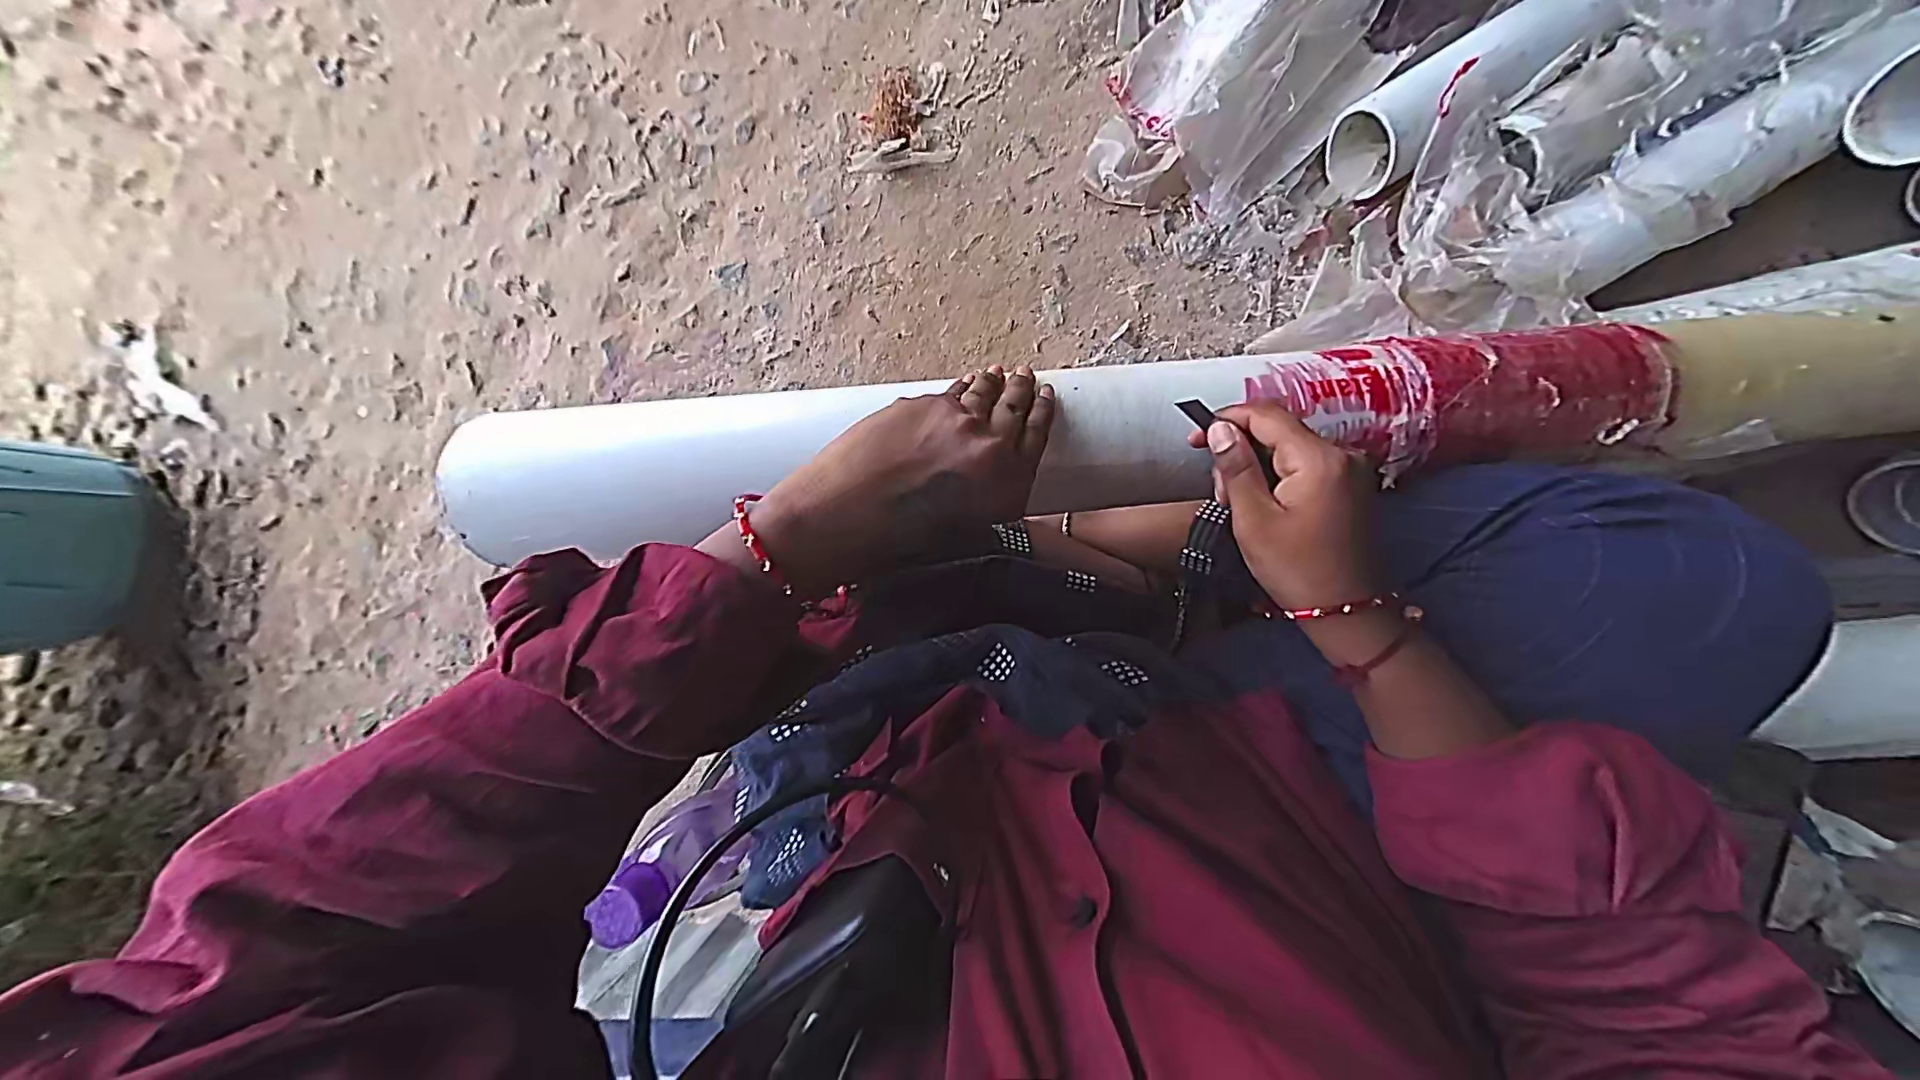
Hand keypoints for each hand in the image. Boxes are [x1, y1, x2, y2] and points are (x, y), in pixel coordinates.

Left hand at [700, 364, 1055, 596]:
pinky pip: (949, 394)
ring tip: (997, 373)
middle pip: (1013, 407)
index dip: (1042, 413)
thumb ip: (989, 499)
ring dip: (992, 382)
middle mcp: (989, 447)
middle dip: (1022, 388)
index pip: (1036, 437)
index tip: (1046, 397)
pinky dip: (959, 389)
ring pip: (981, 393)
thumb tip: (989, 477)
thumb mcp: (966, 534)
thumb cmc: (899, 542)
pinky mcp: (920, 406)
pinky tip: (960, 386)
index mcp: (1007, 485)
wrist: (843, 518)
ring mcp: (954, 421)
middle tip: (1025, 375)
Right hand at [1186, 403, 1381, 610]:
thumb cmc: (1297, 570)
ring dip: (1255, 465)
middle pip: (1277, 430)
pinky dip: (1276, 475)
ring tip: (1238, 503)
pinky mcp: (1348, 484)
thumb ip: (1236, 468)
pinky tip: (1261, 503)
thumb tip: (1220, 429)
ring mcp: (1349, 469)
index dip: (1226, 419)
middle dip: (1240, 449)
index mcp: (1319, 459)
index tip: (1196, 438)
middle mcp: (1341, 454)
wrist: (1346, 609)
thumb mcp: (1253, 519)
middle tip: (1220, 490)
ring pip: (1288, 447)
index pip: (1266, 415)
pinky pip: (1304, 464)